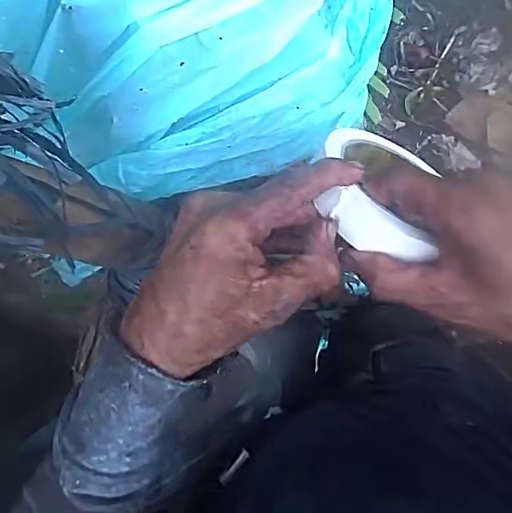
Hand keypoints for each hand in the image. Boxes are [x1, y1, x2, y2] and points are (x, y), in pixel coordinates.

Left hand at [120, 160, 362, 378]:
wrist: (155, 341)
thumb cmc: (211, 326)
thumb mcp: (273, 303)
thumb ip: (313, 266)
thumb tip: (331, 236)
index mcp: (232, 220)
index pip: (290, 186)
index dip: (328, 175)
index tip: (356, 171)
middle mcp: (215, 202)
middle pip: (279, 197)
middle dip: (311, 214)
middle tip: (336, 234)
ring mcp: (204, 206)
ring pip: (265, 205)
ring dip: (291, 223)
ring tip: (313, 250)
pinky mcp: (200, 216)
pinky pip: (248, 213)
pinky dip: (270, 229)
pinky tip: (286, 249)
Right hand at [348, 167, 511, 379]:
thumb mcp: (445, 300)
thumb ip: (390, 278)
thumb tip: (351, 258)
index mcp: (459, 202)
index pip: (396, 180)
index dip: (371, 199)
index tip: (361, 226)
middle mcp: (477, 180)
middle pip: (419, 187)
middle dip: (402, 216)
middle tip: (404, 255)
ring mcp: (500, 185)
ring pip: (442, 192)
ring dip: (429, 219)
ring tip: (439, 261)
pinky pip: (467, 197)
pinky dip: (454, 218)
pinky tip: (468, 254)